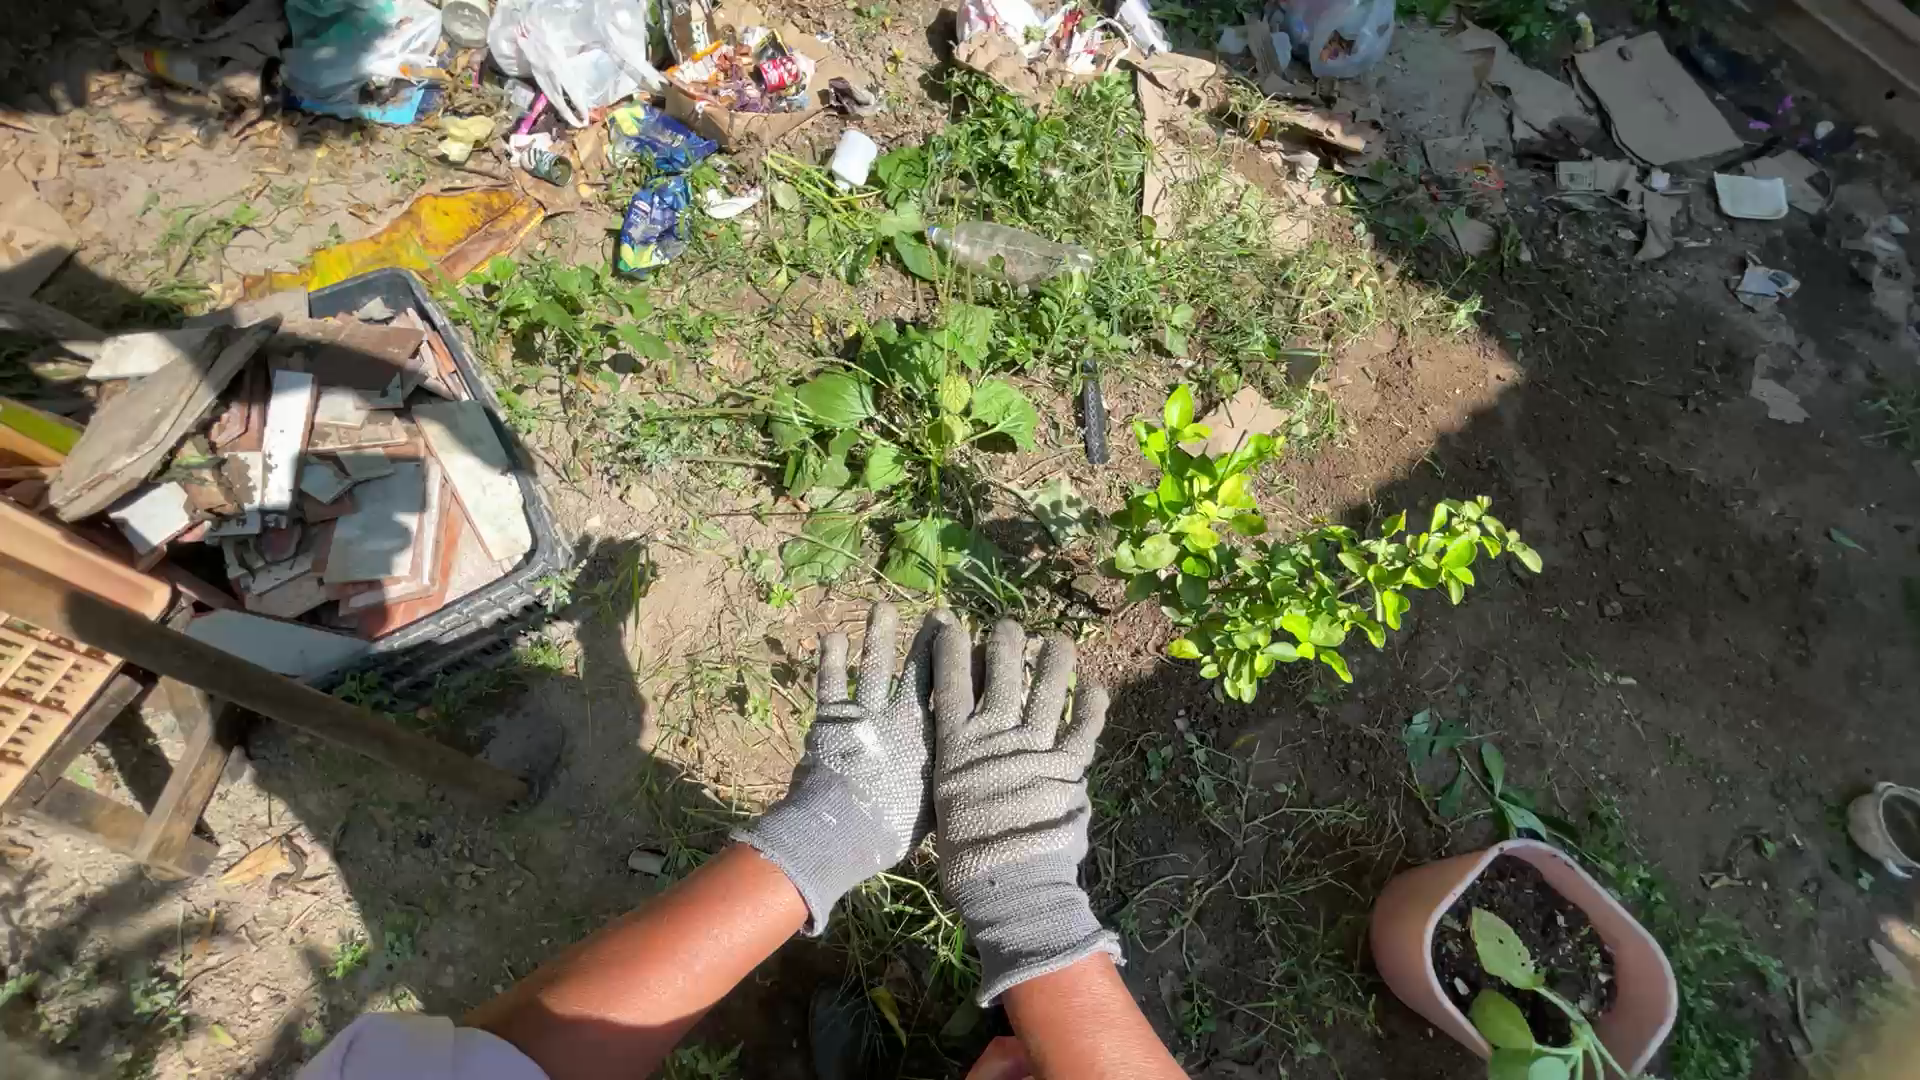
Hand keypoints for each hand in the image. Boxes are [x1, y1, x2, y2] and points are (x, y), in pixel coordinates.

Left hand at [734, 603, 945, 932]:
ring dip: (879, 635)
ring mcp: (865, 713)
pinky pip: (831, 682)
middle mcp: (901, 717)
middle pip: (920, 670)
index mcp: (930, 737)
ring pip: (875, 666)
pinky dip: (832, 659)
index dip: (963, 664)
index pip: (952, 690)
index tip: (975, 641)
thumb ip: (953, 777)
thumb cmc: (893, 827)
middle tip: (940, 614)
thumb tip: (978, 766)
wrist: (841, 832)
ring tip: (883, 607)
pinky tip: (833, 634)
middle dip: (931, 640)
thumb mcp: (937, 804)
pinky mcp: (831, 717)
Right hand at [933, 619, 1117, 1002]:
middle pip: (1002, 672)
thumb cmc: (966, 857)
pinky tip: (1094, 686)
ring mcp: (1035, 748)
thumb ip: (953, 769)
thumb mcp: (944, 803)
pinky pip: (1084, 728)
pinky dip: (1091, 706)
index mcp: (958, 745)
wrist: (1011, 889)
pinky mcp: (1069, 767)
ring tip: (1057, 638)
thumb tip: (953, 750)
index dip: (952, 648)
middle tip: (1008, 627)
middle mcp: (996, 736)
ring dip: (1053, 659)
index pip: (952, 681)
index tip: (952, 622)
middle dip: (1005, 641)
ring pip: (1046, 688)